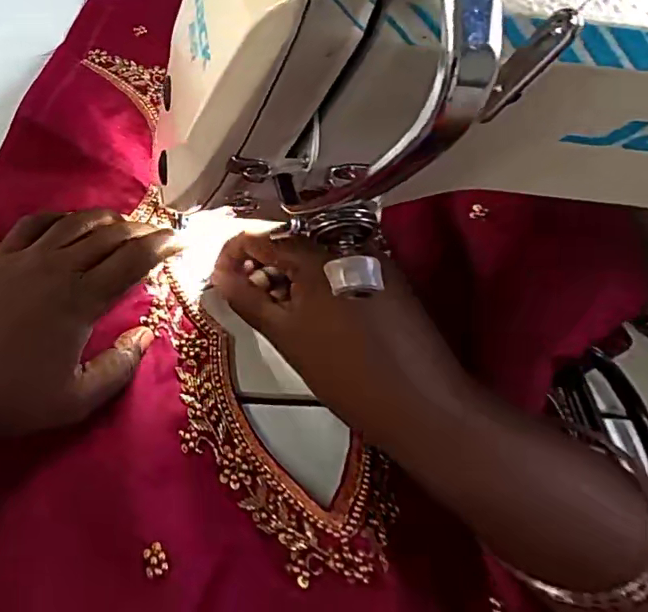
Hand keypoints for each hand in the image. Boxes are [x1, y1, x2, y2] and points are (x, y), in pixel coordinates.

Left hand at [0, 209, 175, 439]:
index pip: (131, 260)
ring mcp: (24, 257)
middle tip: (159, 231)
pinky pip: (34, 224)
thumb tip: (146, 335)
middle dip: (139, 229)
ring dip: (103, 218)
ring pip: (73, 223)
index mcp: (80, 298)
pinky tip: (65, 222)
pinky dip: (57, 217)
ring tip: (121, 222)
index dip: (160, 246)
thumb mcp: (76, 399)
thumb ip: (119, 367)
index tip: (179, 239)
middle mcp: (56, 266)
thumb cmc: (11, 397)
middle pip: (107, 235)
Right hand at [207, 233, 480, 446]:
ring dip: (286, 277)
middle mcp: (343, 247)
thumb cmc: (347, 374)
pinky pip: (337, 271)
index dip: (230, 255)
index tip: (220, 281)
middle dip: (258, 267)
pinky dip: (316, 286)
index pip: (257, 236)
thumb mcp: (284, 336)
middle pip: (285, 244)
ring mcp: (370, 261)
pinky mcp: (387, 280)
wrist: (428, 410)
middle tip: (247, 300)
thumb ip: (245, 298)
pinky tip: (313, 319)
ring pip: (312, 259)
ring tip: (278, 314)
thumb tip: (218, 275)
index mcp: (314, 255)